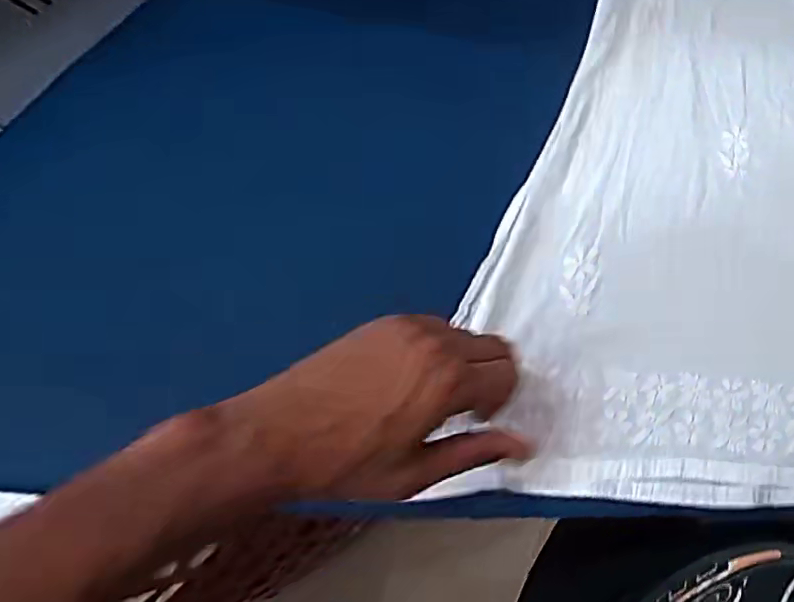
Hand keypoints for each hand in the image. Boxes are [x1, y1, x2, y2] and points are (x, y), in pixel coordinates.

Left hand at [201, 315, 532, 501]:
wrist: (270, 435)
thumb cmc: (342, 465)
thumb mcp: (411, 474)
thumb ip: (474, 452)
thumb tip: (523, 444)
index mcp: (450, 379)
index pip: (509, 374)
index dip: (502, 399)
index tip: (478, 419)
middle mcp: (441, 343)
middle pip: (498, 347)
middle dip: (492, 375)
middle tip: (464, 405)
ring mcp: (415, 326)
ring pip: (467, 336)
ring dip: (465, 360)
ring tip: (429, 392)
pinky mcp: (391, 320)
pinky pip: (436, 327)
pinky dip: (437, 348)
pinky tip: (404, 376)